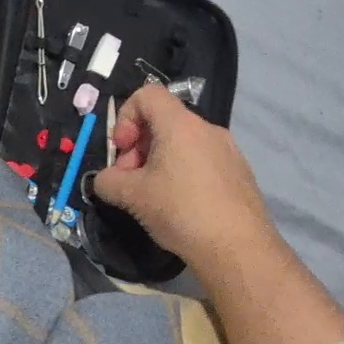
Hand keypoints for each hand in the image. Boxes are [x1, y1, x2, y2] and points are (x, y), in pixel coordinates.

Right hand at [91, 83, 278, 273]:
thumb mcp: (130, 196)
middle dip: (138, 147)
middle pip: (163, 121)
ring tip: (152, 196)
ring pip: (181, 143)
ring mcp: (228, 150)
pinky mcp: (238, 173)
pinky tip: (179, 205)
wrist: (238, 249)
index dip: (125, 117)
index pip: (147, 95)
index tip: (123, 150)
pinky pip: (200, 160)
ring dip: (158, 162)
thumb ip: (107, 181)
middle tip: (130, 180)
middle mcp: (207, 129)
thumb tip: (105, 180)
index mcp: (181, 125)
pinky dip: (181, 173)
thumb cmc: (180, 211)